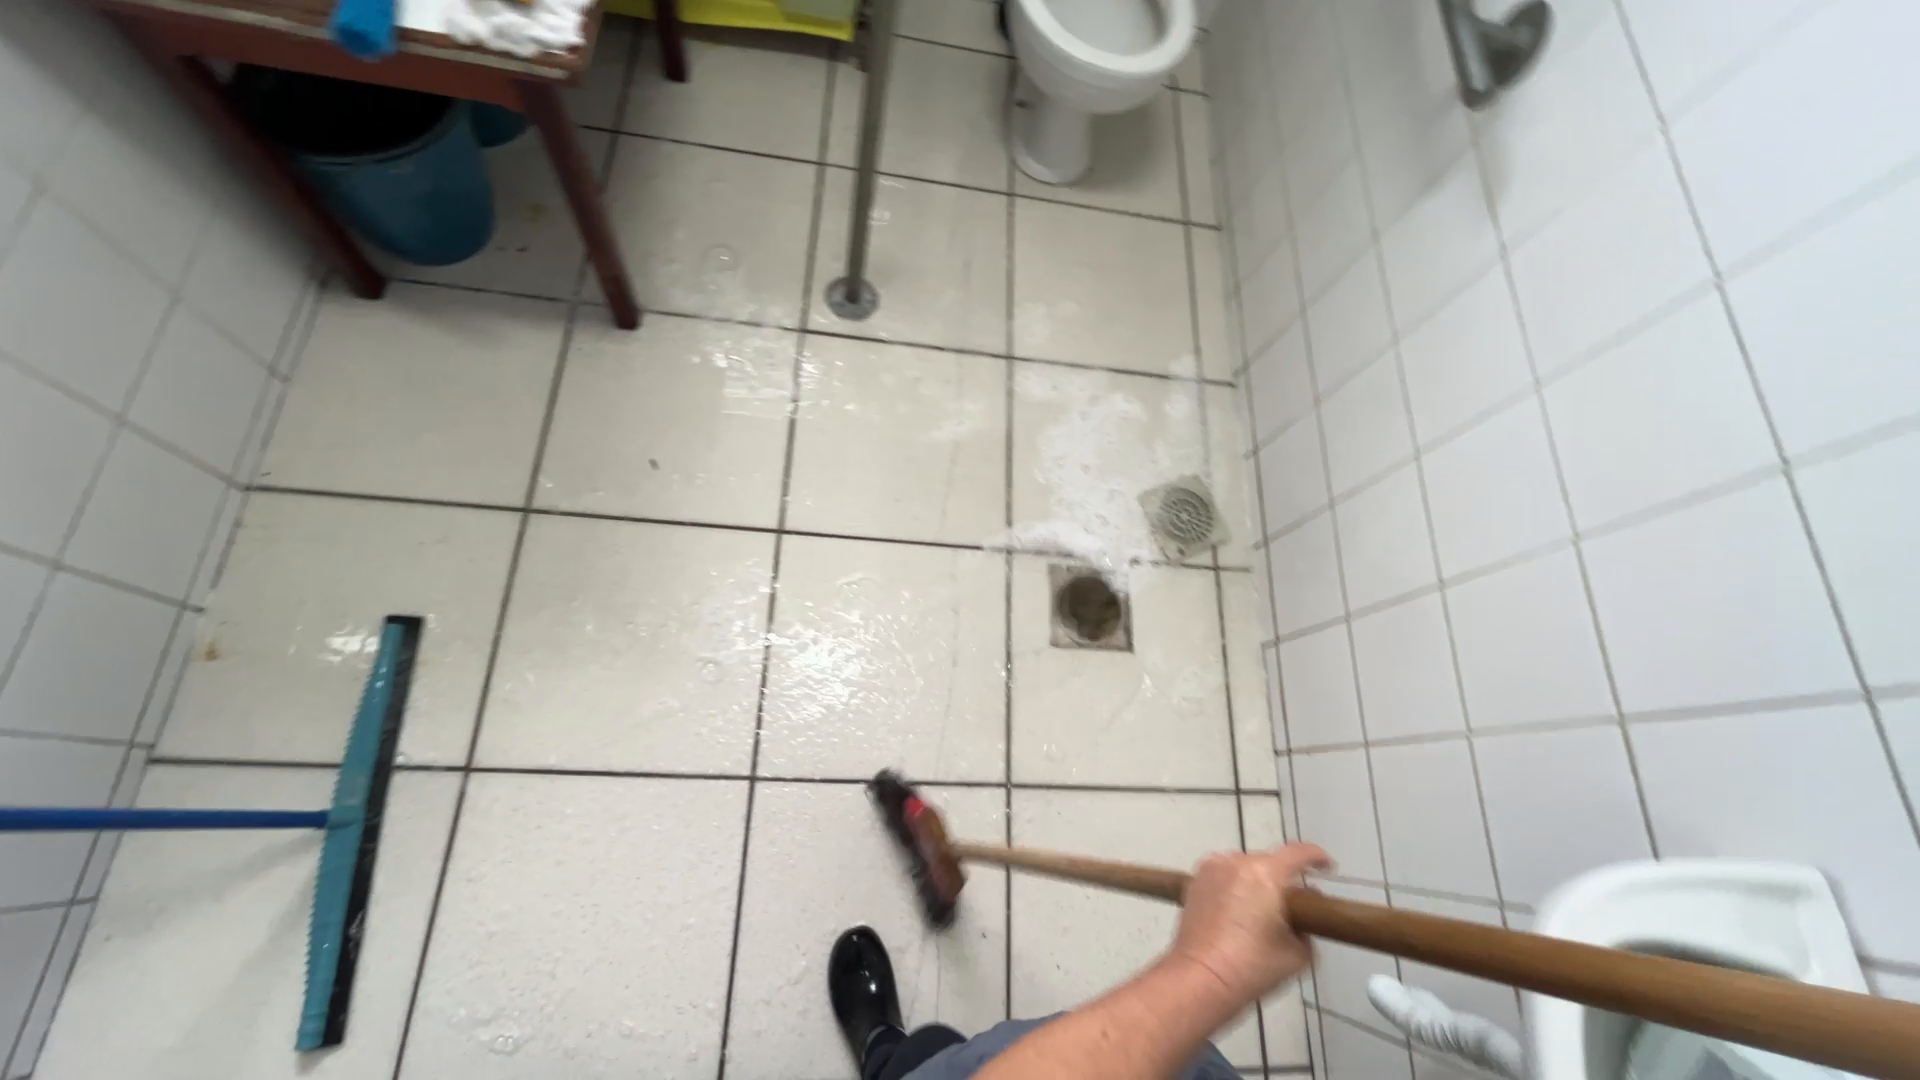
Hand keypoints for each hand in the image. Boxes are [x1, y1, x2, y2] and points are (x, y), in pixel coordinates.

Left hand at [1168, 843, 1332, 1006]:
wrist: (1202, 976)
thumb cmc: (1253, 966)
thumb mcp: (1298, 952)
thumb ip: (1306, 925)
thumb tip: (1300, 913)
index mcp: (1265, 873)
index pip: (1298, 853)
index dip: (1316, 857)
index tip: (1327, 867)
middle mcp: (1236, 861)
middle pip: (1268, 862)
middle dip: (1282, 879)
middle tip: (1292, 905)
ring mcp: (1211, 868)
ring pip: (1244, 867)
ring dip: (1256, 882)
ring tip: (1261, 910)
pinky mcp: (1195, 880)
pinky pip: (1224, 875)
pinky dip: (1235, 886)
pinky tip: (1238, 910)